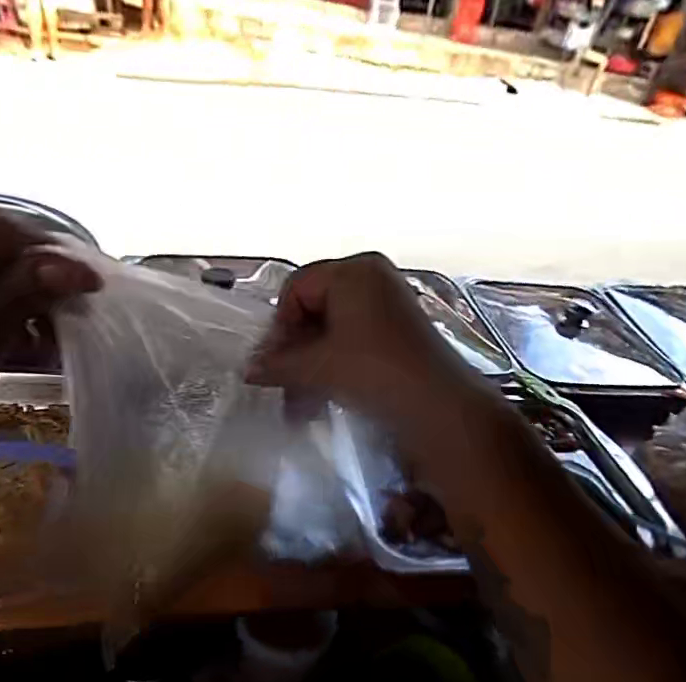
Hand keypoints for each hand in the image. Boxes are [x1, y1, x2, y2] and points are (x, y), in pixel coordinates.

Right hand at [248, 253, 498, 454]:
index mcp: (353, 270)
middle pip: (315, 308)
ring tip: (302, 404)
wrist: (438, 408)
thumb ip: (279, 364)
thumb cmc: (374, 373)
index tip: (271, 365)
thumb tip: (247, 370)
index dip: (278, 328)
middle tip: (283, 385)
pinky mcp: (402, 334)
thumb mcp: (319, 368)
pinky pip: (356, 342)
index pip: (296, 289)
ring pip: (335, 330)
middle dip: (295, 351)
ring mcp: (391, 305)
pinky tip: (327, 398)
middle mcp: (374, 277)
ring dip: (313, 366)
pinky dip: (337, 366)